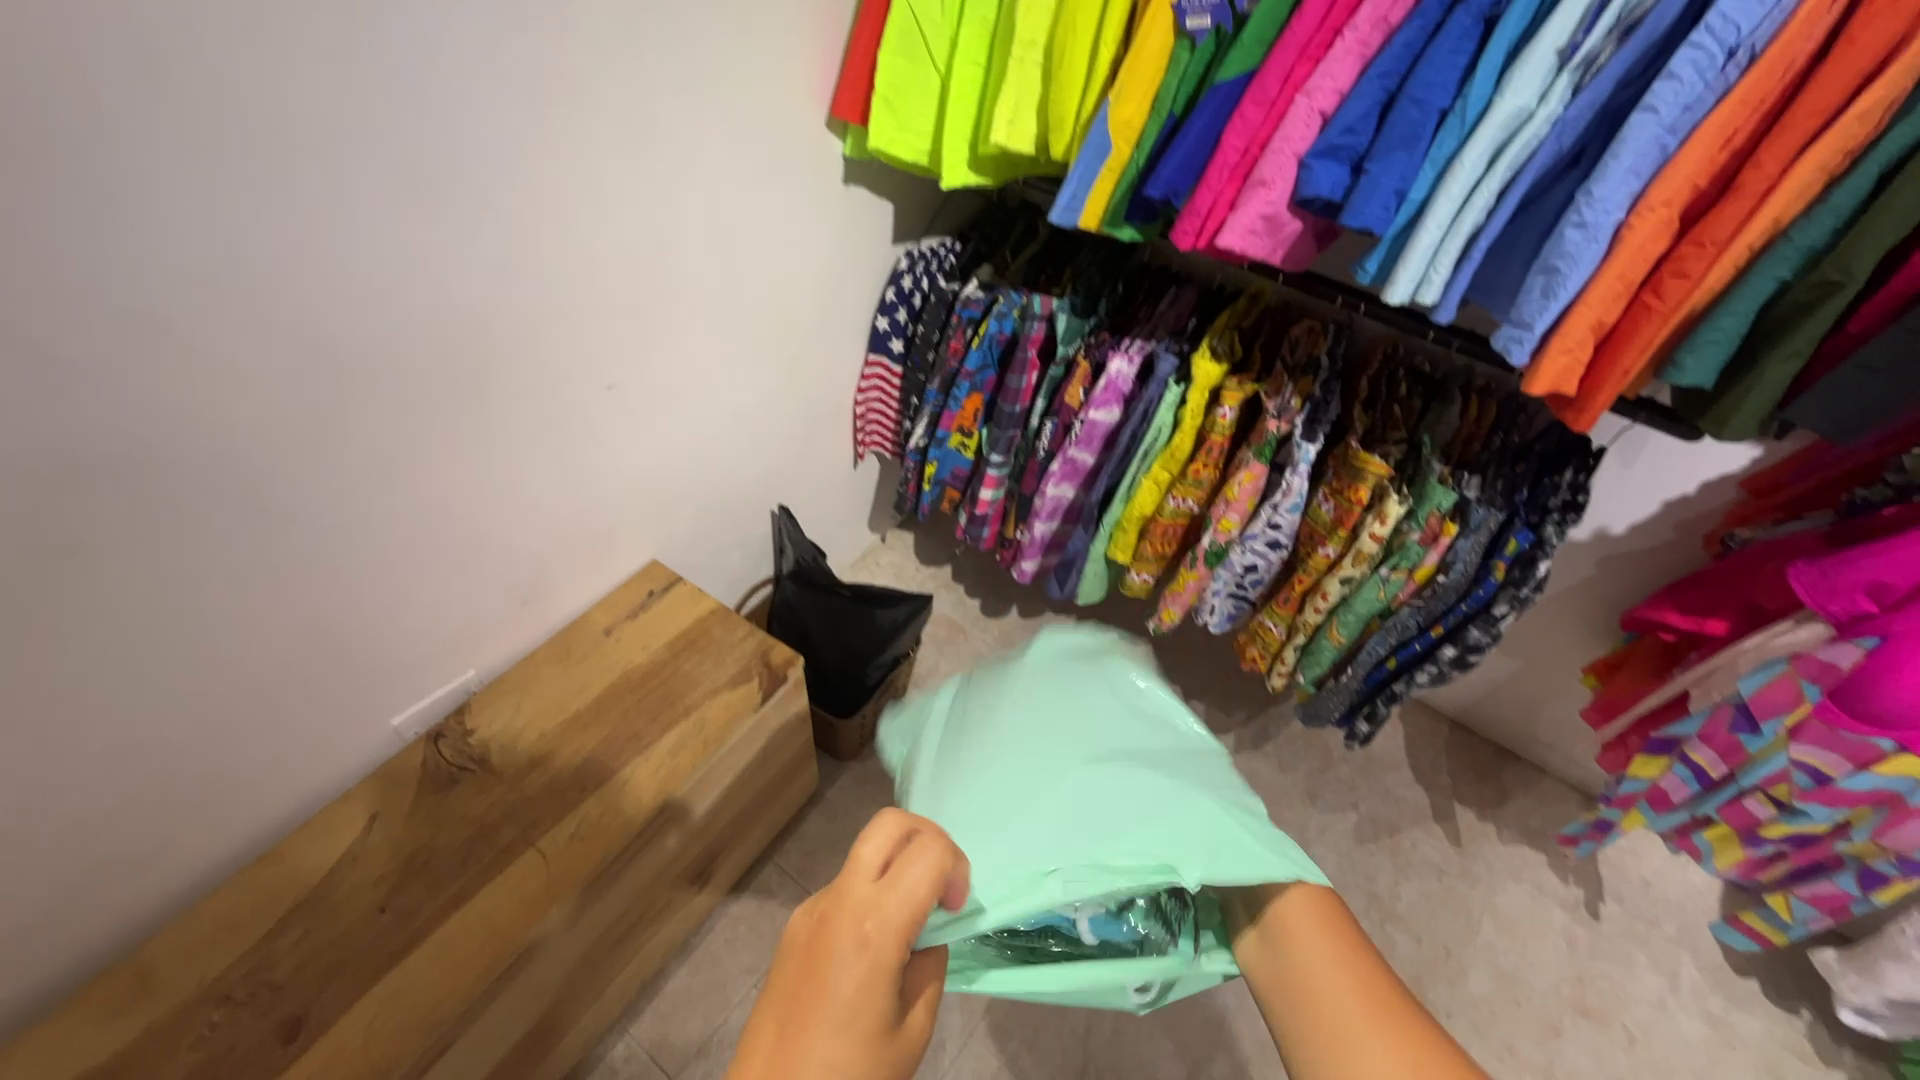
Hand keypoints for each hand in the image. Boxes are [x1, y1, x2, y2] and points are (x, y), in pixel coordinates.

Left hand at [725, 808, 970, 1079]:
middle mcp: (839, 900)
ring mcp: (810, 907)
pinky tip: (872, 952)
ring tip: (908, 926)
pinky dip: (871, 895)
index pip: (929, 850)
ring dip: (898, 867)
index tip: (957, 910)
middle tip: (941, 888)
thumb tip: (930, 930)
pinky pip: (844, 887)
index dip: (957, 867)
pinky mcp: (795, 924)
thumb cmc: (851, 1073)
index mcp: (874, 925)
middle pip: (890, 823)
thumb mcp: (913, 1029)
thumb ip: (931, 963)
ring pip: (865, 853)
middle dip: (929, 839)